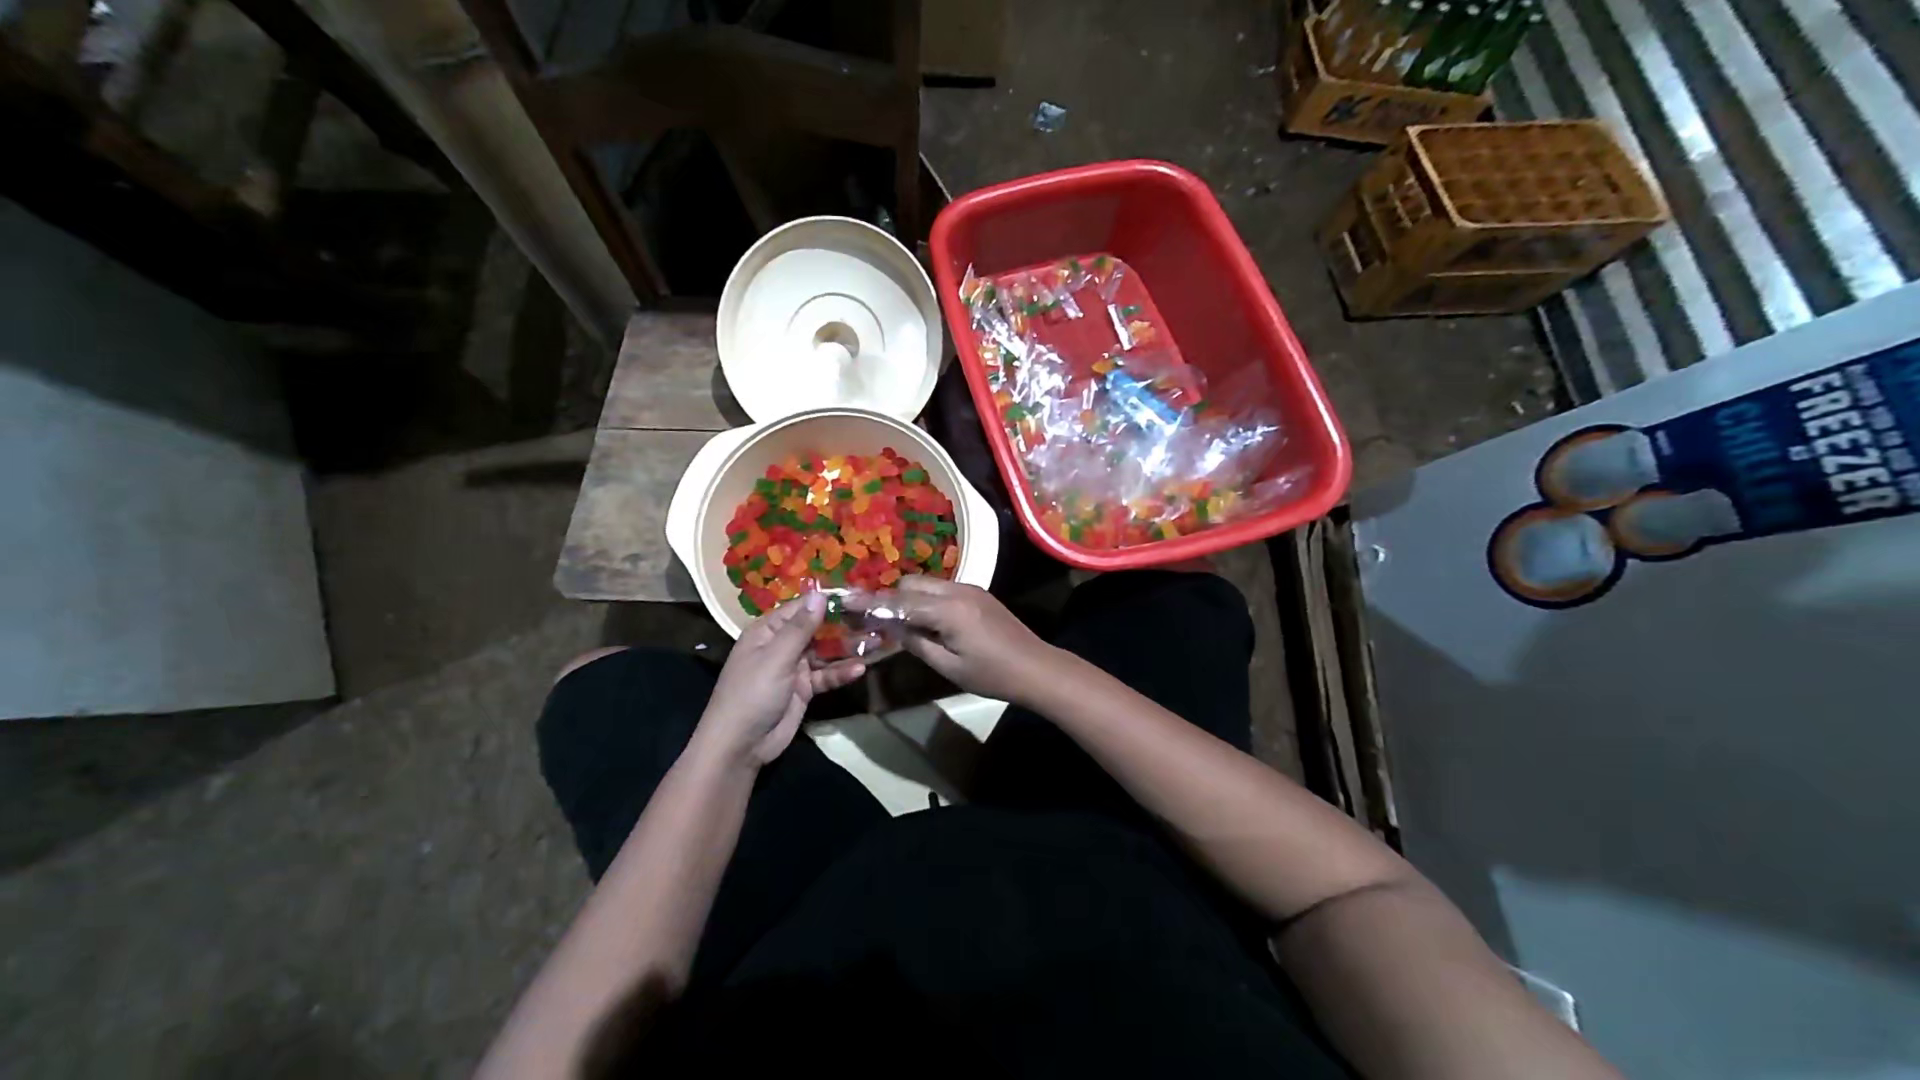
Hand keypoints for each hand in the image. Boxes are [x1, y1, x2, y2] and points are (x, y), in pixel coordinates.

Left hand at [696, 592, 865, 766]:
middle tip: (874, 617)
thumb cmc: (753, 693)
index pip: (801, 609)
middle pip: (816, 629)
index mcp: (768, 631)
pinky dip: (841, 672)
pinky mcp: (804, 689)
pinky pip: (825, 676)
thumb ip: (800, 627)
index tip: (857, 596)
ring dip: (847, 649)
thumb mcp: (776, 657)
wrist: (740, 745)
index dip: (827, 602)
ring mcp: (793, 668)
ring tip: (876, 642)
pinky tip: (860, 669)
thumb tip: (819, 594)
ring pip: (825, 653)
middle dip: (842, 625)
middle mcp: (781, 645)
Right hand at [877, 577, 1060, 703]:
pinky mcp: (977, 593)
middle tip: (874, 620)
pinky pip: (942, 588)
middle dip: (890, 598)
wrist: (1036, 667)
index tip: (845, 602)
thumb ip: (916, 643)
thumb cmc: (992, 675)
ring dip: (909, 598)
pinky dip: (926, 599)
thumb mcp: (948, 666)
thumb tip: (890, 628)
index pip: (899, 602)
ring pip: (926, 583)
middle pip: (910, 584)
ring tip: (898, 623)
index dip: (870, 603)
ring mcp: (969, 589)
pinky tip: (925, 621)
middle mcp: (956, 590)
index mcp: (947, 609)